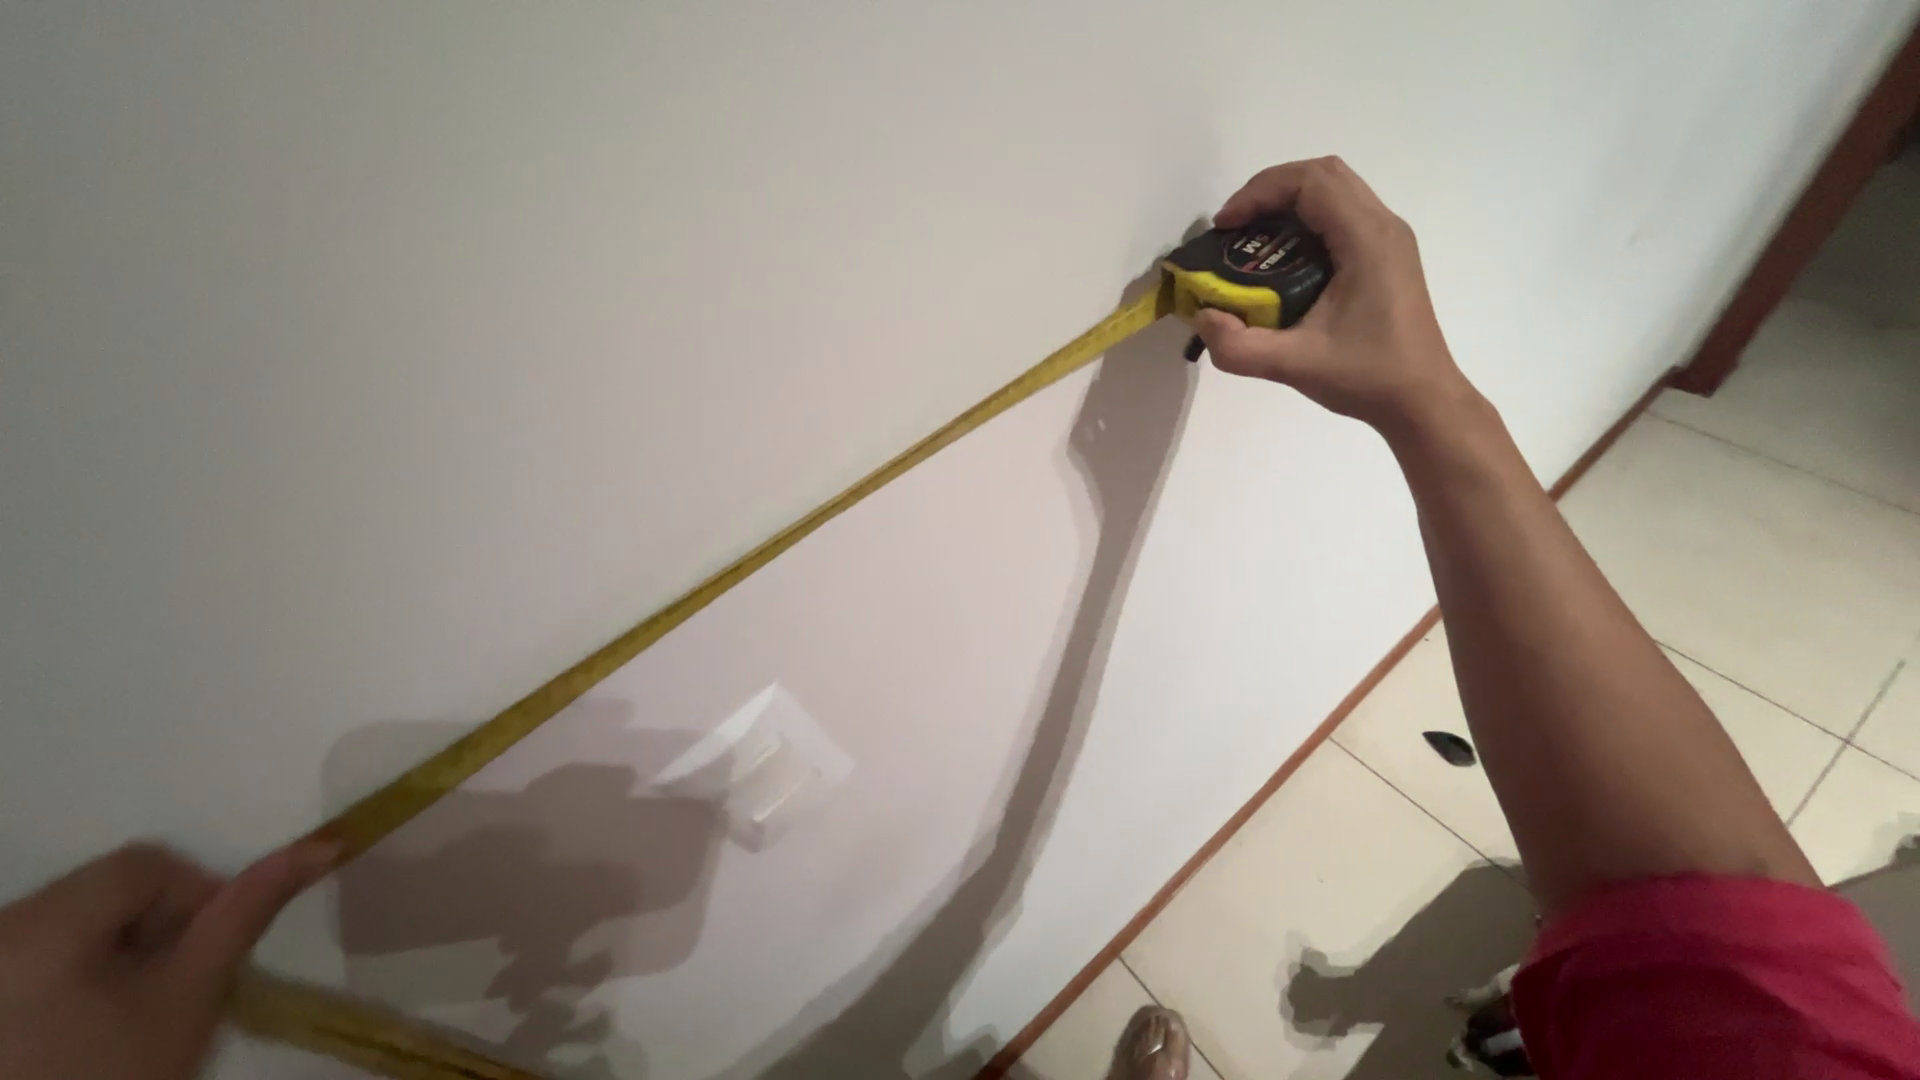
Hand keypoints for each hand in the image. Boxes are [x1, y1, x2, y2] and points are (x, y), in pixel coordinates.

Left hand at [0, 840, 335, 1079]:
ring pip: (64, 924)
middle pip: (99, 892)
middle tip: (165, 989)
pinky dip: (62, 978)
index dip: (192, 896)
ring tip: (118, 1016)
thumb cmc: (115, 1072)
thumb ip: (248, 909)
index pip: (143, 864)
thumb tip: (325, 844)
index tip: (204, 955)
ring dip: (108, 952)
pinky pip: (25, 958)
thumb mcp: (192, 992)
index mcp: (39, 924)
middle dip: (150, 927)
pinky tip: (69, 1032)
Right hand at [1193, 157, 1477, 435]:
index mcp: (1366, 240)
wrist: (1421, 399)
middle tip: (1233, 229)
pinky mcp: (1384, 257)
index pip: (1311, 183)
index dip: (1258, 194)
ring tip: (1250, 242)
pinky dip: (1303, 224)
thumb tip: (1202, 318)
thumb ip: (1238, 346)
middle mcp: (1382, 227)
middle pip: (1323, 175)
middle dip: (1269, 192)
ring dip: (1286, 206)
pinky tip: (1280, 263)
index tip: (1223, 228)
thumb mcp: (1293, 365)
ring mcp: (1387, 240)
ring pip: (1333, 192)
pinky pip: (1340, 218)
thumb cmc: (1366, 377)